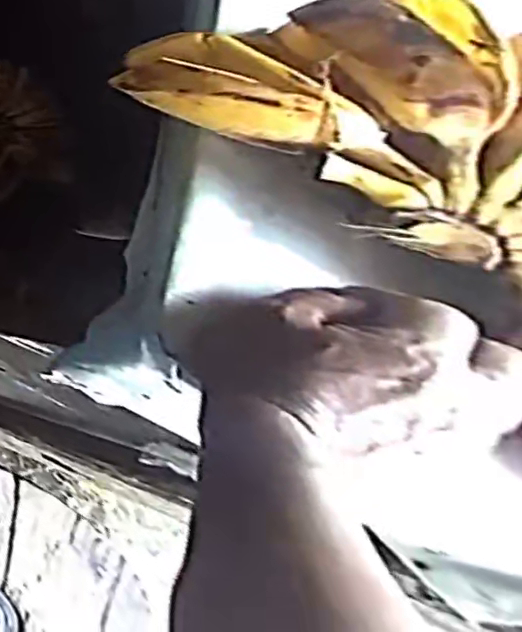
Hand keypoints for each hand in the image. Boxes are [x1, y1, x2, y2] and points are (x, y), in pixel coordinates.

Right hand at [183, 287, 521, 467]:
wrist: (274, 454)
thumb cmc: (272, 387)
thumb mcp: (270, 318)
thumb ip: (314, 303)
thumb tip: (334, 307)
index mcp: (421, 348)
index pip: (430, 310)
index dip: (383, 304)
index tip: (344, 307)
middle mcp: (459, 392)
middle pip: (502, 361)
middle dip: (465, 349)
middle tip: (413, 341)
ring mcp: (455, 434)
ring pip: (493, 402)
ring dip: (458, 386)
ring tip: (406, 377)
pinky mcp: (437, 464)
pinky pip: (461, 432)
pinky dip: (433, 417)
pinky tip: (389, 411)